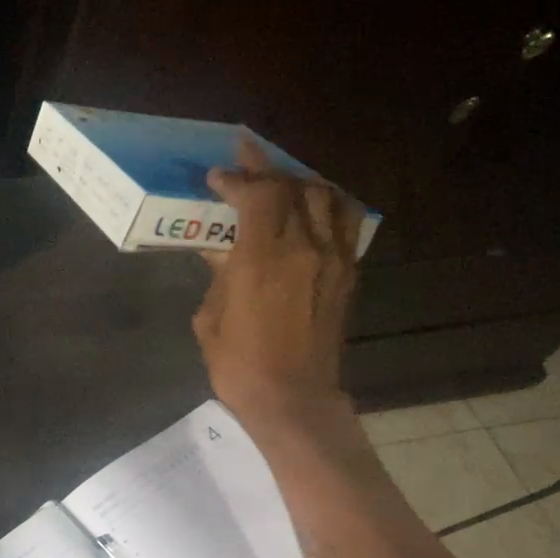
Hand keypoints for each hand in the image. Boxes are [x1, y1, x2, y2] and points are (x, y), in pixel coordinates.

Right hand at [193, 138, 365, 417]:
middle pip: (293, 187)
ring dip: (301, 180)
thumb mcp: (211, 320)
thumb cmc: (238, 366)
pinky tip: (313, 205)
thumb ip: (219, 276)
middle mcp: (304, 248)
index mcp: (262, 261)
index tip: (218, 175)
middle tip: (246, 157)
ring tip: (282, 178)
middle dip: (266, 168)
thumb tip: (221, 251)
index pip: (258, 196)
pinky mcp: (348, 272)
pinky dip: (327, 203)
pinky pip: (345, 220)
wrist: (292, 398)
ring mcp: (333, 258)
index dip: (238, 178)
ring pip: (325, 196)